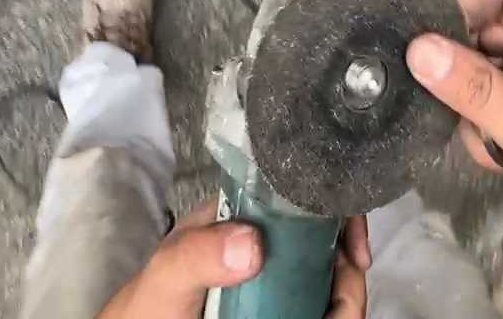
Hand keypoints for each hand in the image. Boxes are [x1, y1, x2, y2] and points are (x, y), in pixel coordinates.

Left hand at [97, 201, 370, 318]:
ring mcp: (276, 283)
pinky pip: (319, 311)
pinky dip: (330, 316)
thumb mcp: (168, 270)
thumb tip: (254, 244)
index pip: (305, 195)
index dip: (340, 217)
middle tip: (341, 307)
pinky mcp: (281, 310)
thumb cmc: (147, 305)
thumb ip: (200, 251)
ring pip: (333, 285)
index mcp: (246, 214)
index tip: (355, 252)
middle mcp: (269, 244)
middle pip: (332, 245)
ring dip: (343, 302)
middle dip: (348, 274)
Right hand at [405, 0, 502, 318]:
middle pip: (495, 29)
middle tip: (457, 106)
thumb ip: (476, 89)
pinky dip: (488, 120)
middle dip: (471, 69)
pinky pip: (497, 92)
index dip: (465, 9)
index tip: (426, 40)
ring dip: (478, 102)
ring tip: (488, 142)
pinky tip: (499, 154)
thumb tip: (418, 47)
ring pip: (490, 63)